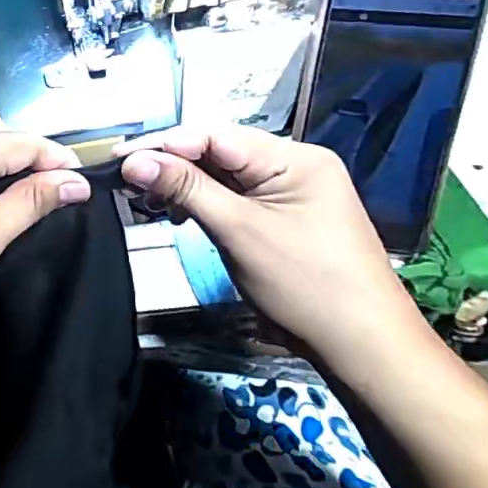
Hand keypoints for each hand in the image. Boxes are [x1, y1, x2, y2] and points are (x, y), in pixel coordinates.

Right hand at [115, 125, 429, 365]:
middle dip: (172, 163)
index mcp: (295, 158)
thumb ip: (186, 188)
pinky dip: (206, 202)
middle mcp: (295, 165)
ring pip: (225, 176)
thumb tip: (135, 161)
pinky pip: (236, 198)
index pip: (217, 137)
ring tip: (145, 193)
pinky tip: (180, 210)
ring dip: (186, 183)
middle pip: (220, 153)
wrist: (365, 349)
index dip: (166, 144)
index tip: (121, 156)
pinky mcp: (284, 218)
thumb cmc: (307, 285)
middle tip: (126, 174)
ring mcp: (292, 192)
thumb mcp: (239, 231)